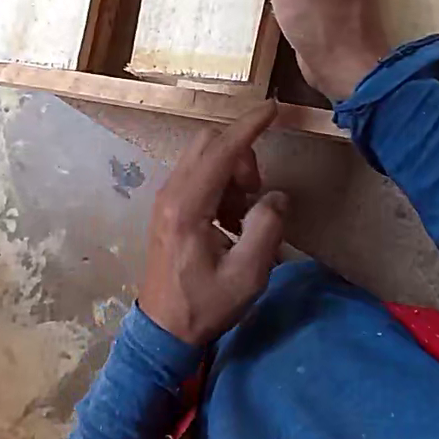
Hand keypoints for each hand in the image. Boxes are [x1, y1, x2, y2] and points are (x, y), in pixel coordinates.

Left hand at [139, 103, 288, 345]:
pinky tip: (228, 220)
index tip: (273, 108)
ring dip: (232, 172)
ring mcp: (166, 198)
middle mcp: (171, 193)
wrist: (163, 330)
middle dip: (242, 155)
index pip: (222, 151)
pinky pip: (198, 174)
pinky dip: (221, 183)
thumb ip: (267, 228)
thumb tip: (275, 196)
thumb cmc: (205, 305)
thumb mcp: (247, 274)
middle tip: (255, 195)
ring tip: (242, 216)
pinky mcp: (167, 206)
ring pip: (204, 156)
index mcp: (187, 207)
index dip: (250, 126)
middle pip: (209, 143)